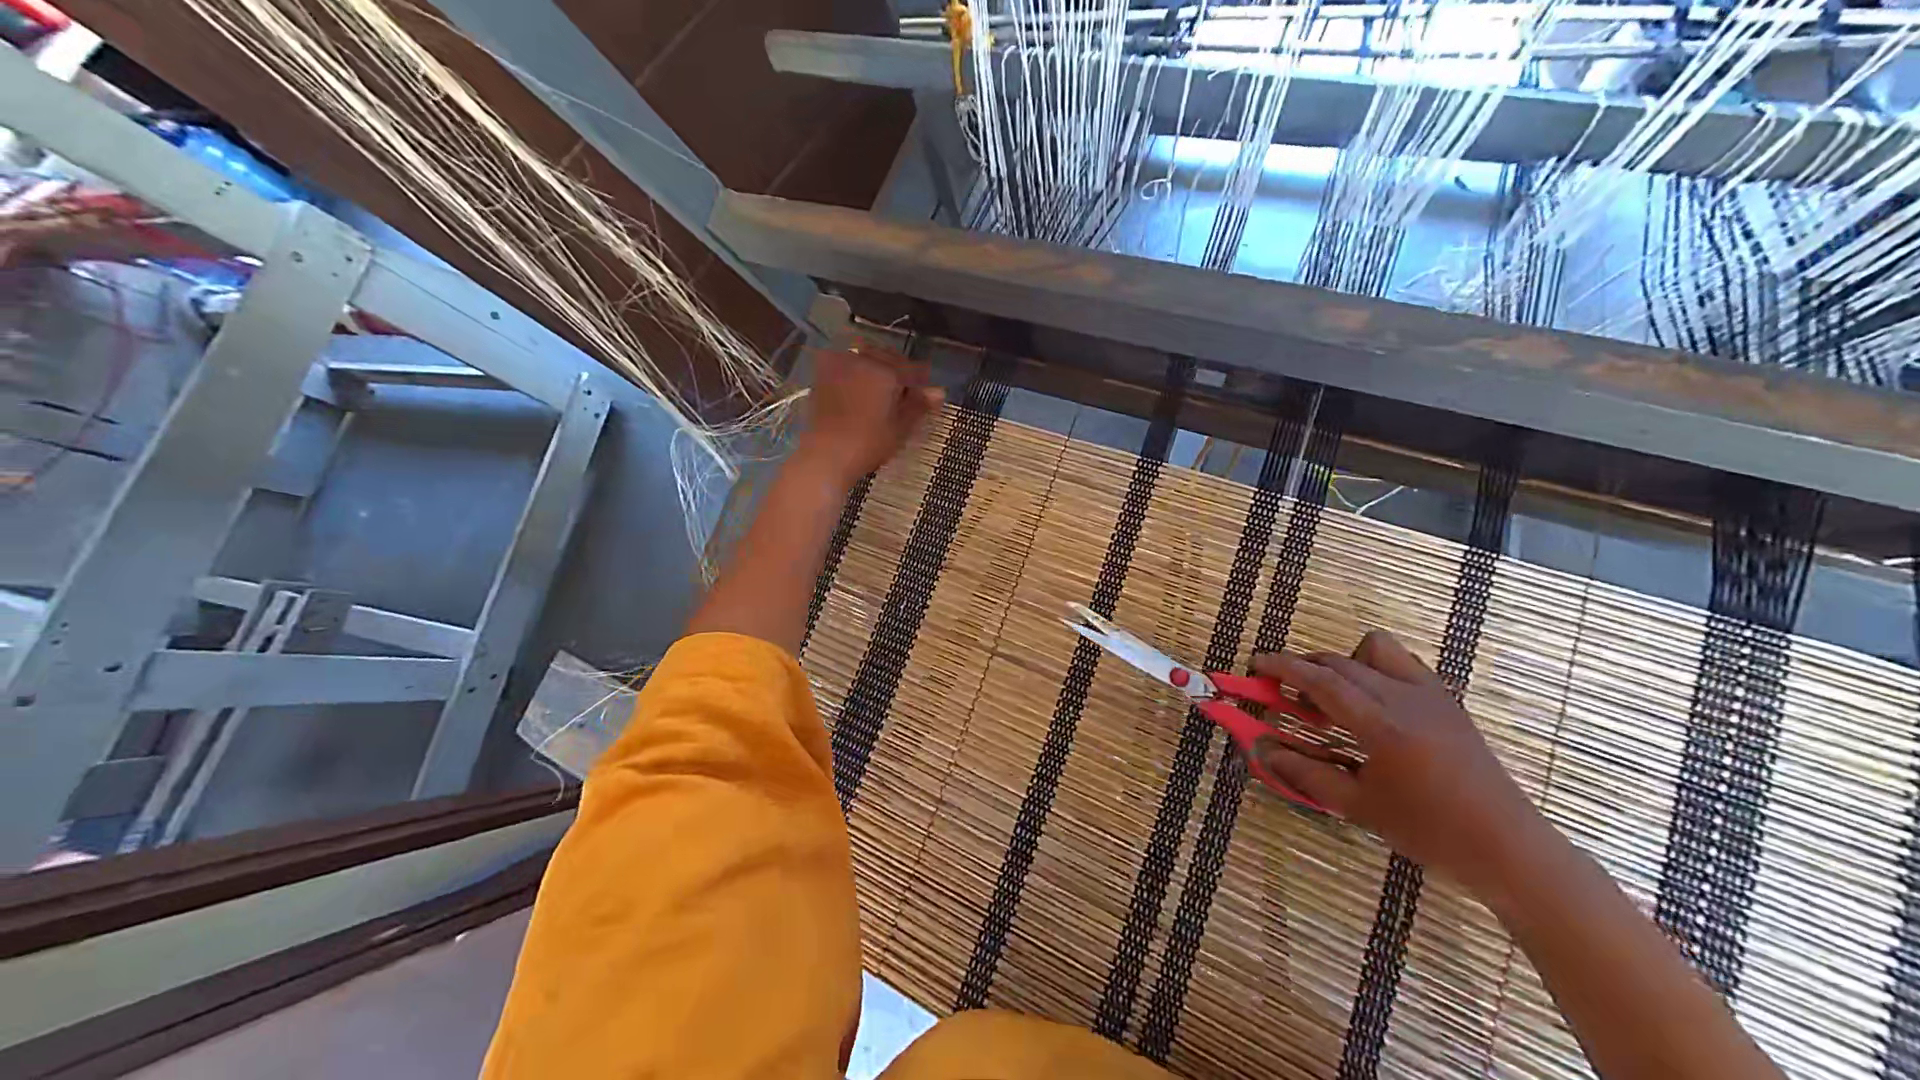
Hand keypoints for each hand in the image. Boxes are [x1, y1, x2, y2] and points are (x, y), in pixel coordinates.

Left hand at [793, 345, 942, 486]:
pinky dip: (856, 370)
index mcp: (886, 370)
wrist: (826, 455)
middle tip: (905, 389)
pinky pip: (845, 363)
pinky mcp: (822, 375)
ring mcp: (840, 364)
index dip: (922, 379)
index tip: (926, 389)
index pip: (912, 369)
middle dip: (898, 369)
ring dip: (876, 365)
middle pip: (888, 357)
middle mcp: (862, 359)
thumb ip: (919, 405)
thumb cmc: (869, 443)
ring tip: (882, 387)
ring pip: (865, 356)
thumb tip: (939, 392)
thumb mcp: (901, 427)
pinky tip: (860, 387)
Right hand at [1249, 631, 1545, 895]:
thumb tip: (1261, 750)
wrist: (1508, 846)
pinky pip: (1403, 664)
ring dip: (1345, 662)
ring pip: (1376, 649)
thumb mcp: (1358, 806)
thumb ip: (1305, 773)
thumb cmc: (1430, 831)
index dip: (1283, 666)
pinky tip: (1372, 705)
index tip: (1256, 663)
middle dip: (1305, 668)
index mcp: (1381, 723)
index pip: (1320, 679)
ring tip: (1335, 697)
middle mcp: (1405, 697)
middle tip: (1285, 695)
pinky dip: (1376, 670)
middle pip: (1340, 661)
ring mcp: (1431, 694)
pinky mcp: (1447, 701)